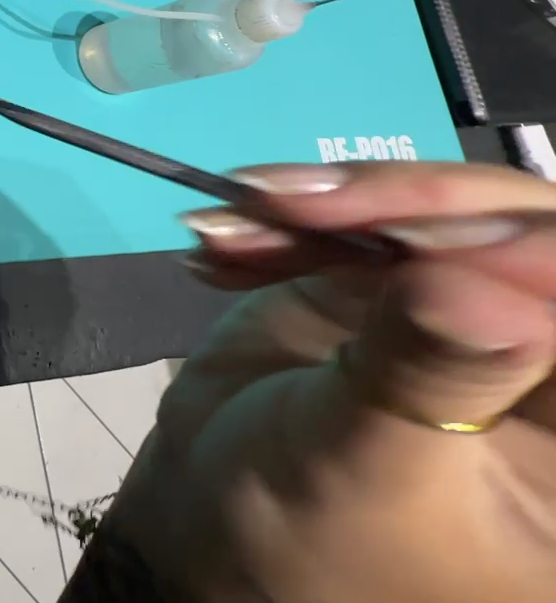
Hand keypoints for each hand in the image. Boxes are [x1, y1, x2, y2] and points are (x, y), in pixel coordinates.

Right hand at [99, 162, 555, 601]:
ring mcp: (457, 308)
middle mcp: (544, 351)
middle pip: (524, 229)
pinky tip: (212, 249)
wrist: (215, 515)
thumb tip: (474, 290)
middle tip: (283, 202)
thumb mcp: (365, 470)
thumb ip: (422, 382)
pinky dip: (267, 223)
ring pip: (423, 207)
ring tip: (217, 231)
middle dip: (399, 200)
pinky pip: (338, 218)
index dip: (534, 251)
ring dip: (309, 205)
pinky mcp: (373, 282)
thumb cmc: (313, 532)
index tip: (418, 242)